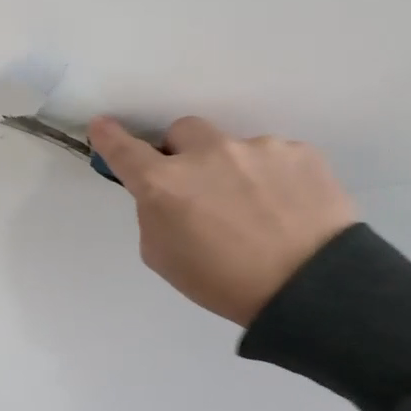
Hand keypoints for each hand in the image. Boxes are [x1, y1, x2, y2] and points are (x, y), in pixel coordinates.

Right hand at [89, 115, 357, 326]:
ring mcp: (257, 148)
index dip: (109, 138)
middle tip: (196, 185)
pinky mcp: (300, 151)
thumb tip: (168, 195)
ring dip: (231, 170)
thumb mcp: (161, 255)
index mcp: (163, 185)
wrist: (309, 284)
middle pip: (182, 131)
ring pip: (232, 148)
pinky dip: (270, 178)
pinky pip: (273, 158)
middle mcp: (206, 155)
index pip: (124, 151)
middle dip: (182, 152)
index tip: (102, 127)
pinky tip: (282, 208)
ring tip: (253, 210)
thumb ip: (155, 214)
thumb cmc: (221, 280)